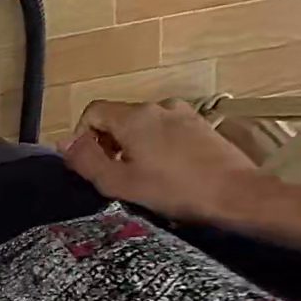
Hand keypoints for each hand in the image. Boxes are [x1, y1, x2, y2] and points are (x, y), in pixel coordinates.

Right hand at [61, 100, 260, 223]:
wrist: (236, 194)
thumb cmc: (175, 191)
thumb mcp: (122, 183)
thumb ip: (88, 162)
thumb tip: (64, 144)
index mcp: (135, 116)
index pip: (93, 111)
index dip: (82, 137)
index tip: (88, 167)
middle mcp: (158, 106)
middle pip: (119, 118)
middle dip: (108, 145)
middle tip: (112, 179)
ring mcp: (183, 113)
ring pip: (144, 127)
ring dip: (133, 148)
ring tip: (141, 180)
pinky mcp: (202, 127)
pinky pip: (167, 132)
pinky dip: (157, 149)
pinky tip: (167, 176)